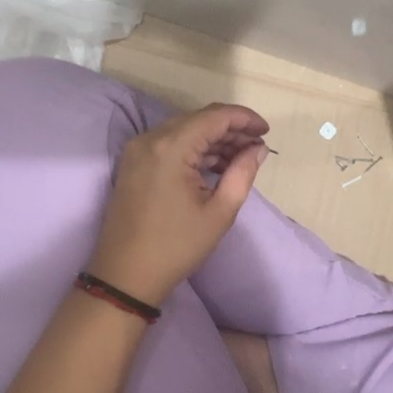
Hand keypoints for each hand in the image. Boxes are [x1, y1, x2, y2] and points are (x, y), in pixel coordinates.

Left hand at [85, 104, 269, 306]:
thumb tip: (257, 150)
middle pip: (197, 120)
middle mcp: (150, 140)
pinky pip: (168, 144)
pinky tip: (213, 165)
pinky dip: (192, 149)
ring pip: (183, 130)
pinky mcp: (132, 164)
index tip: (266, 132)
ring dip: (212, 140)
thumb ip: (242, 173)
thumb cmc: (176, 247)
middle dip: (230, 129)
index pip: (214, 116)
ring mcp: (137, 151)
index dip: (244, 119)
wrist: (125, 275)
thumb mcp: (219, 213)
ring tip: (240, 158)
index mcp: (170, 148)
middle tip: (256, 148)